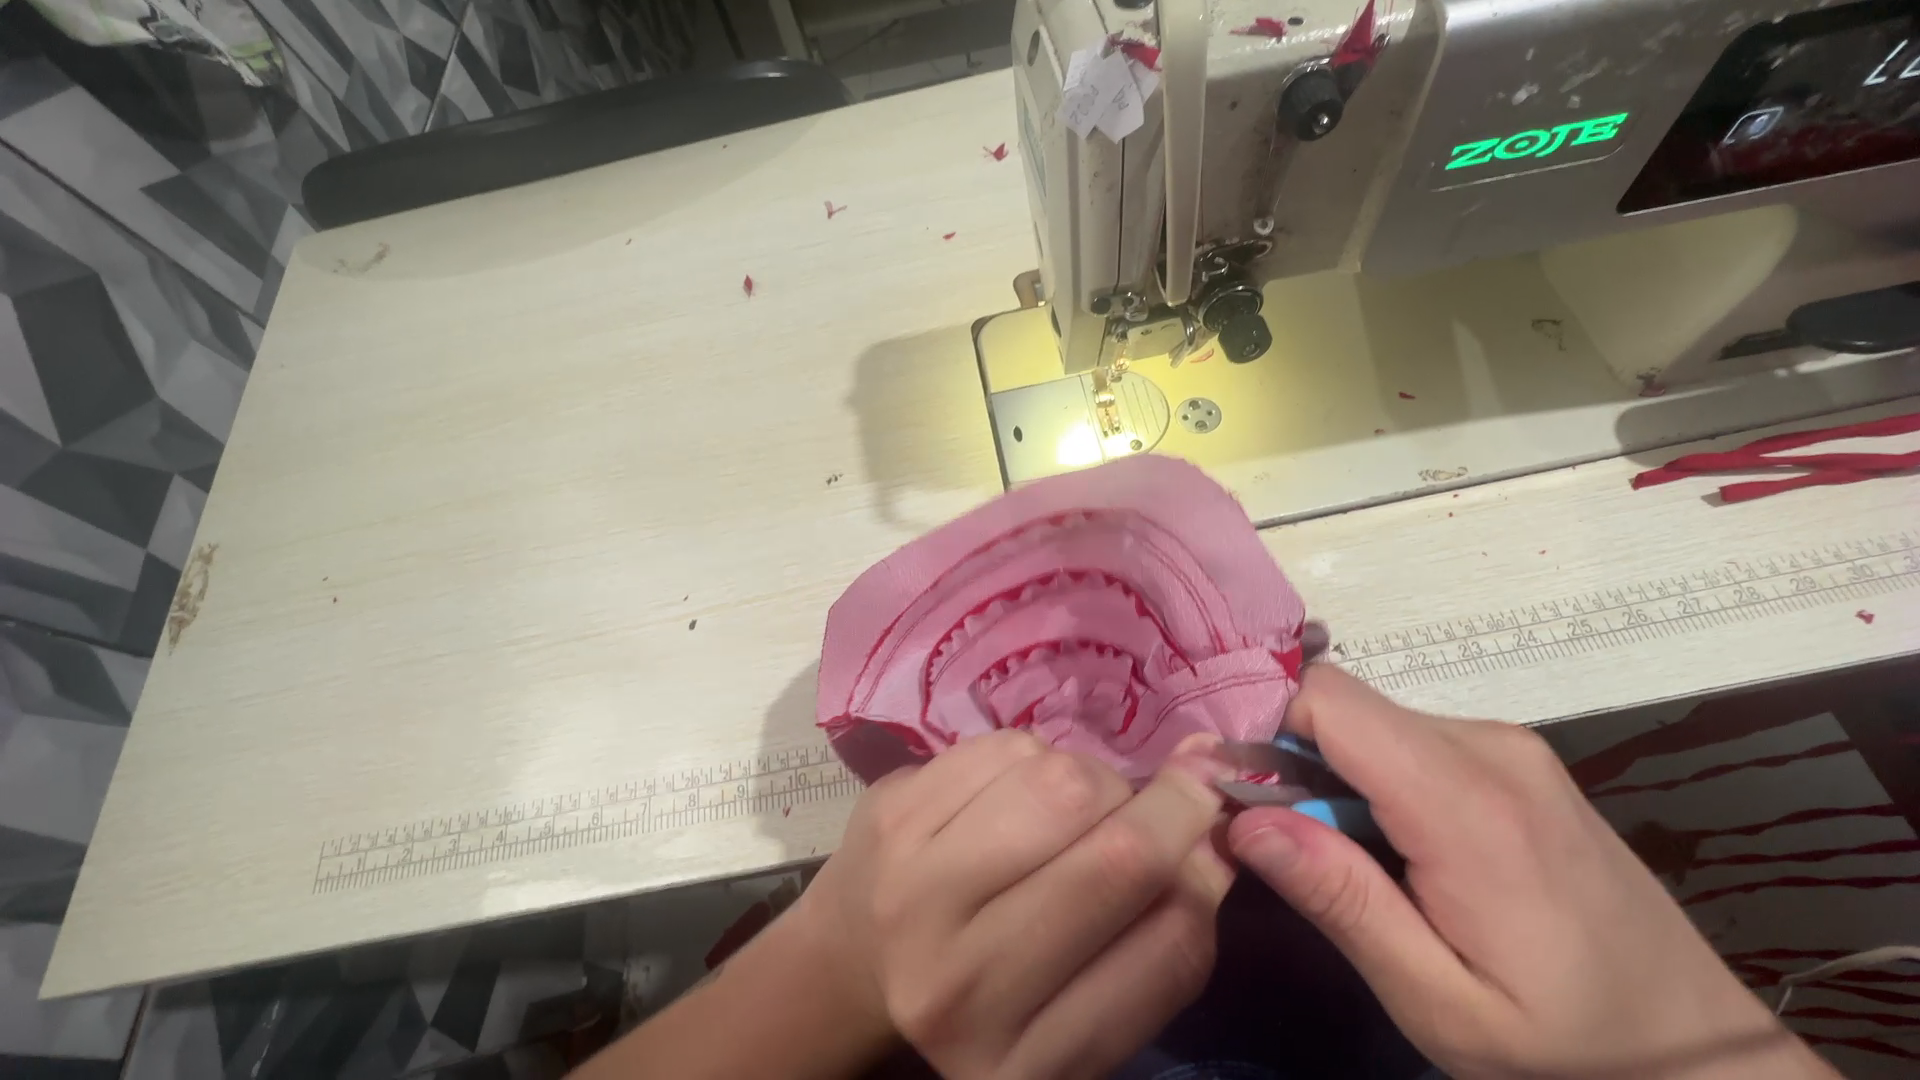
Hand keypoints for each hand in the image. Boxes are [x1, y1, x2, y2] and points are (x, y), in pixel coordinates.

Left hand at [785, 729, 1234, 1078]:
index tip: (1218, 840)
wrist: (849, 962)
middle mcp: (962, 984)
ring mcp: (914, 888)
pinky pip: (1006, 746)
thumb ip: (1153, 939)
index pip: (1165, 955)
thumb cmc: (978, 992)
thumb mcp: (1073, 1011)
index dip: (1208, 880)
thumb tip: (1217, 829)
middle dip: (1172, 808)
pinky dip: (1039, 754)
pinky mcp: (892, 810)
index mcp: (1022, 1061)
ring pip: (1062, 784)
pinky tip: (1024, 787)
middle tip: (1178, 795)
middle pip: (1116, 856)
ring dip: (1101, 781)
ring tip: (1088, 803)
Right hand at [1228, 666, 1838, 1079]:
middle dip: (1290, 758)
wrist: (1700, 1052)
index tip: (1235, 787)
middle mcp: (1487, 745)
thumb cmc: (1563, 1041)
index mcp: (1466, 802)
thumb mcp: (1437, 1000)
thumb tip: (1242, 820)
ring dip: (1330, 772)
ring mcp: (1505, 744)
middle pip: (1341, 706)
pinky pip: (1405, 737)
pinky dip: (1370, 774)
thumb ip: (1340, 900)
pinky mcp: (1510, 756)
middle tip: (1284, 841)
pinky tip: (1389, 844)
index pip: (1327, 699)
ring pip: (1368, 720)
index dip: (1263, 724)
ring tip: (1344, 855)